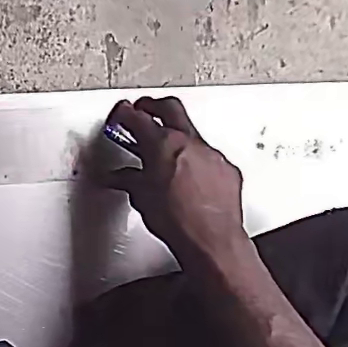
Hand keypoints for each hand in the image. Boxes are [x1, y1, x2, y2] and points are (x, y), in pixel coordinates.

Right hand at [102, 97, 248, 265]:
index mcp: (163, 144)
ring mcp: (211, 154)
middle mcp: (189, 143)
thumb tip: (121, 177)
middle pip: (170, 108)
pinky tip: (188, 174)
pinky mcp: (226, 169)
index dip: (126, 113)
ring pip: (191, 133)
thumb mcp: (141, 197)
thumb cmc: (178, 220)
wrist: (211, 240)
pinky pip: (209, 155)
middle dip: (152, 106)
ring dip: (176, 136)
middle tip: (143, 110)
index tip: (122, 114)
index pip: (138, 117)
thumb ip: (128, 179)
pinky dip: (195, 159)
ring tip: (164, 149)